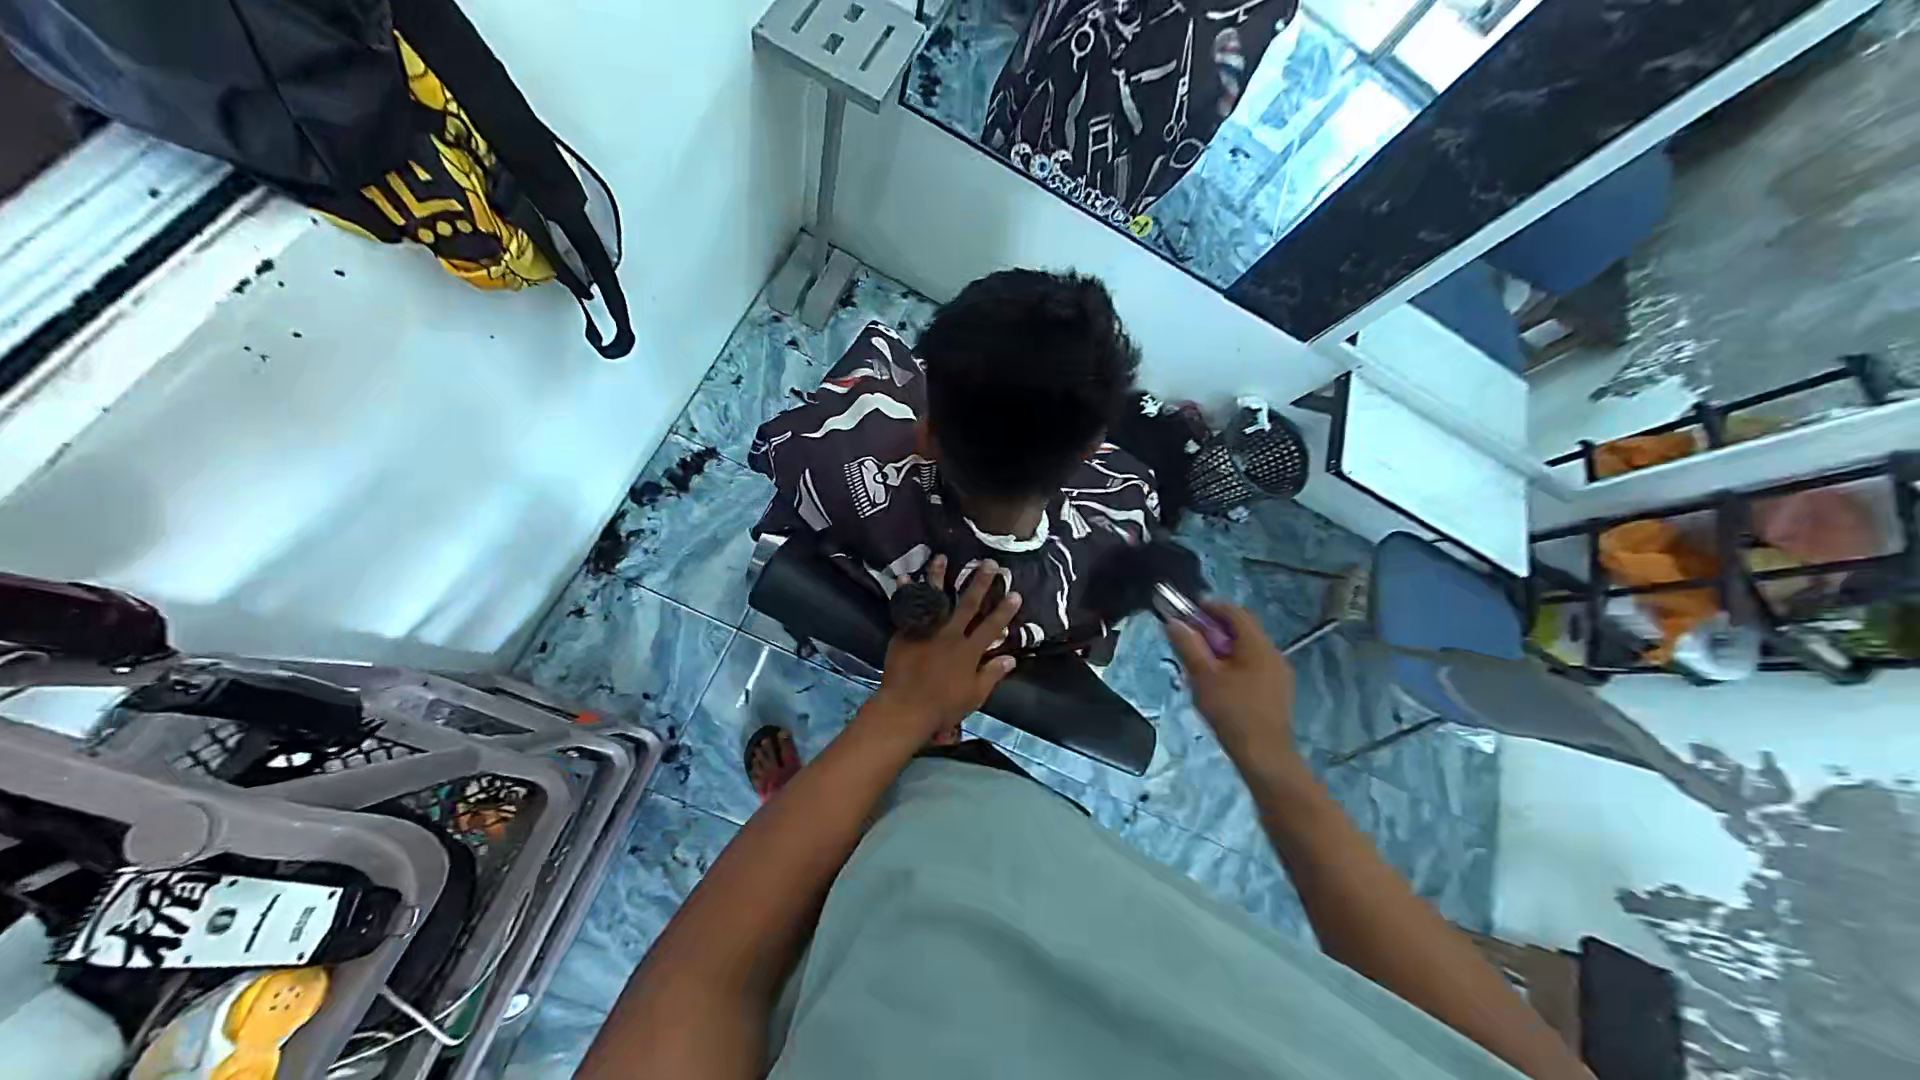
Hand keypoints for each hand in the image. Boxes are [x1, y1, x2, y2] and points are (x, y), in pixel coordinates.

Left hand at [865, 556, 1021, 740]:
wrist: (905, 708)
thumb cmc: (942, 706)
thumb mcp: (974, 695)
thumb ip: (992, 674)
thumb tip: (1011, 657)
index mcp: (969, 651)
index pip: (992, 626)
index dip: (1005, 610)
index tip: (1015, 593)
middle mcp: (950, 635)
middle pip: (967, 604)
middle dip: (980, 583)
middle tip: (989, 563)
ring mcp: (927, 631)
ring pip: (935, 599)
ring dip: (939, 576)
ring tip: (941, 557)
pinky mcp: (906, 633)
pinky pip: (907, 608)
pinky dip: (907, 593)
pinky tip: (906, 577)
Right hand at [1164, 602, 1296, 759]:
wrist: (1264, 755)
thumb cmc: (1232, 712)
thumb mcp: (1202, 676)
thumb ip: (1188, 646)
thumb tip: (1174, 622)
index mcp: (1257, 646)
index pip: (1235, 612)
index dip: (1211, 606)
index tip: (1188, 610)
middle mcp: (1273, 653)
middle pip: (1243, 629)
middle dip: (1215, 628)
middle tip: (1191, 637)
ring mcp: (1279, 673)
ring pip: (1248, 649)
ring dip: (1224, 647)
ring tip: (1201, 662)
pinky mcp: (1278, 690)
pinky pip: (1254, 665)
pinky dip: (1234, 663)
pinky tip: (1219, 682)